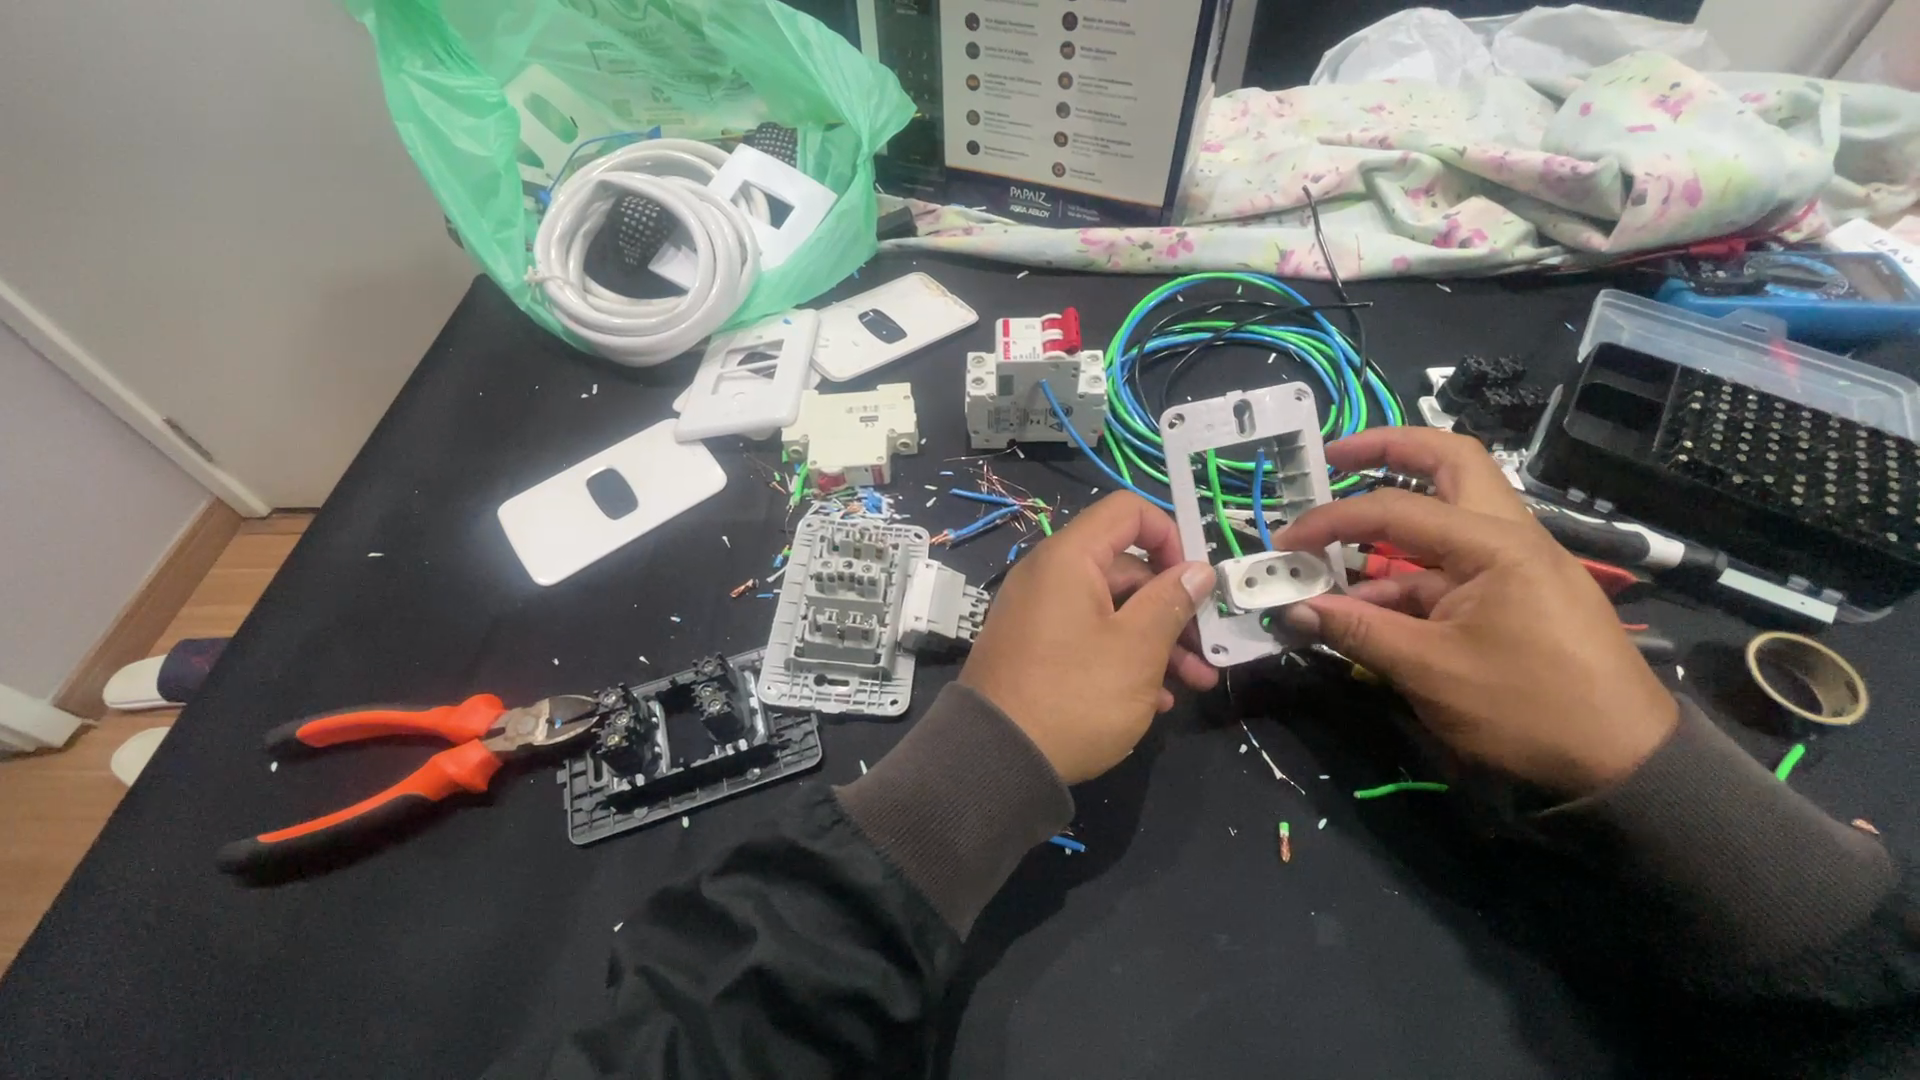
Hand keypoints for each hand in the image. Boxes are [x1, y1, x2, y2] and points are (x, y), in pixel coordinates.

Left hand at [960, 493, 1218, 784]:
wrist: (996, 758)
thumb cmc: (1075, 695)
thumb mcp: (1136, 649)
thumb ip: (1172, 601)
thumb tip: (1197, 569)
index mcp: (1068, 559)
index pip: (1127, 511)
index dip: (1170, 535)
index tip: (1194, 580)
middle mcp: (1049, 577)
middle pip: (1125, 567)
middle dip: (1173, 606)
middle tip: (1208, 649)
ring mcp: (1040, 615)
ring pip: (1112, 609)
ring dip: (1158, 640)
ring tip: (1194, 682)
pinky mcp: (1037, 650)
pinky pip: (1088, 637)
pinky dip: (1123, 658)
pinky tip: (1155, 701)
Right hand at [1276, 428, 1678, 795]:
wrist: (1625, 766)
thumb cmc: (1529, 710)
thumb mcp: (1429, 671)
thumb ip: (1357, 631)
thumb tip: (1292, 610)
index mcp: (1495, 546)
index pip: (1395, 510)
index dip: (1330, 521)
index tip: (1284, 542)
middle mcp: (1510, 537)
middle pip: (1449, 463)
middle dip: (1388, 450)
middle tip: (1334, 456)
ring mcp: (1516, 564)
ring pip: (1448, 514)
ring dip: (1389, 526)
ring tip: (1330, 559)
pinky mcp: (1514, 593)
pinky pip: (1449, 567)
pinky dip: (1404, 577)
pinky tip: (1367, 608)